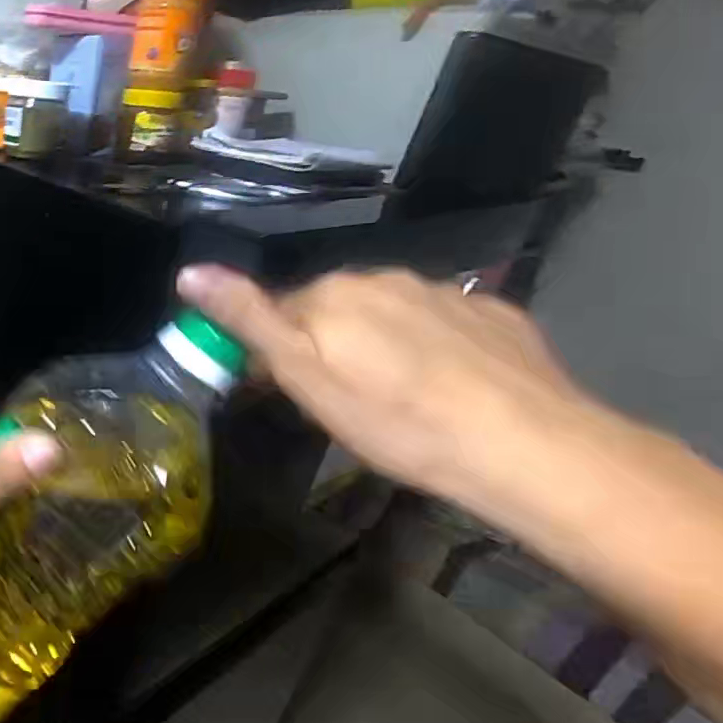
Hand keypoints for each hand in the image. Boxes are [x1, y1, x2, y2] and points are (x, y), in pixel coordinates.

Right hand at [176, 264, 598, 503]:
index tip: (285, 393)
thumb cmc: (395, 419)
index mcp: (330, 292)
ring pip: (384, 315)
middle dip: (323, 344)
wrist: (534, 452)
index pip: (276, 312)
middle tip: (340, 401)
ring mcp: (447, 294)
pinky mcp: (497, 316)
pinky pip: (440, 324)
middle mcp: (384, 278)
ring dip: (374, 343)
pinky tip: (445, 385)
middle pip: (330, 309)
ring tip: (395, 397)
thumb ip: (246, 317)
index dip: (272, 353)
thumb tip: (189, 271)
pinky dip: (429, 346)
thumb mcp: (301, 375)